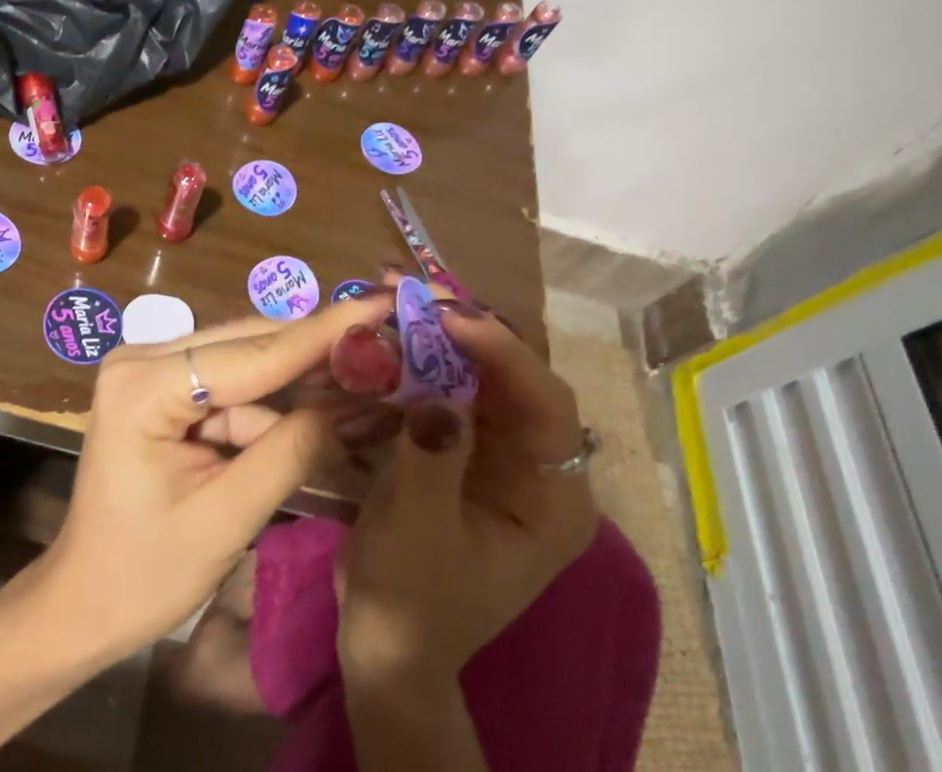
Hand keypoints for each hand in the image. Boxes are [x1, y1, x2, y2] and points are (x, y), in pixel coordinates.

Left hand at [39, 295, 396, 659]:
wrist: (85, 601)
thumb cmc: (145, 573)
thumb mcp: (228, 516)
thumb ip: (294, 452)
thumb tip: (365, 408)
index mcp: (143, 386)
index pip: (252, 353)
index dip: (325, 332)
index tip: (385, 303)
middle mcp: (142, 360)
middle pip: (249, 347)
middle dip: (321, 354)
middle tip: (394, 347)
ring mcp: (149, 374)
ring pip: (247, 368)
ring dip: (305, 385)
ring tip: (375, 389)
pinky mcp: (162, 396)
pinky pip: (232, 392)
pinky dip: (276, 410)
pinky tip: (326, 418)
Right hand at [338, 303, 597, 683]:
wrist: (387, 647)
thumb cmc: (411, 600)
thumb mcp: (418, 531)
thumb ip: (432, 457)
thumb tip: (434, 392)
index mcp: (554, 499)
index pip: (547, 405)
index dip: (503, 353)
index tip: (448, 316)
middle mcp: (537, 471)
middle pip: (515, 384)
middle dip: (467, 335)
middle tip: (413, 293)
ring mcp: (499, 461)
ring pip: (478, 383)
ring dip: (438, 343)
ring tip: (395, 304)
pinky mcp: (462, 457)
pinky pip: (447, 399)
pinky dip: (417, 370)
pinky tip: (386, 344)